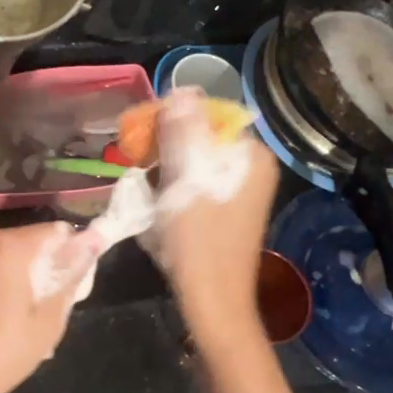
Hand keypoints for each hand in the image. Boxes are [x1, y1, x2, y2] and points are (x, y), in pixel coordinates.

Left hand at [0, 223, 93, 392]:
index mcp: (9, 244)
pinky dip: (10, 289)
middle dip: (52, 272)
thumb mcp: (47, 322)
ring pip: (17, 258)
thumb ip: (71, 276)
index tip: (77, 292)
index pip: (60, 232)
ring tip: (30, 328)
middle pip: (37, 243)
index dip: (76, 257)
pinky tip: (7, 327)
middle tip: (53, 317)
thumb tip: (94, 239)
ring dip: (31, 284)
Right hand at [153, 90, 279, 342]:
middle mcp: (252, 168)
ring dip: (165, 172)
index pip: (209, 116)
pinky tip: (157, 209)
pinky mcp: (227, 210)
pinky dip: (173, 190)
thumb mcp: (185, 181)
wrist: (213, 303)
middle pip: (200, 139)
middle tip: (140, 167)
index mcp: (251, 157)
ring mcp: (241, 191)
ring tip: (147, 192)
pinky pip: (196, 184)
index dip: (172, 120)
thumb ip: (183, 133)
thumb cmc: (198, 243)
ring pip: (193, 163)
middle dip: (166, 150)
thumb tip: (183, 89)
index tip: (142, 137)